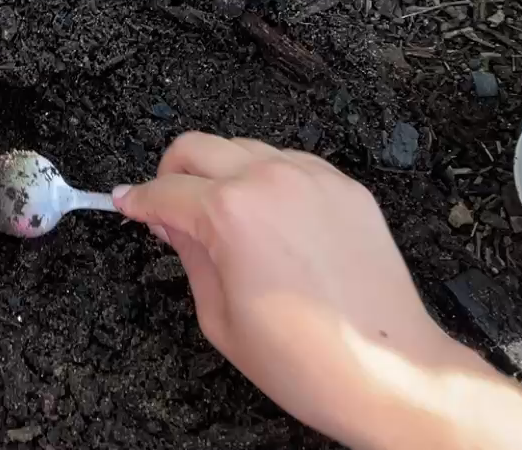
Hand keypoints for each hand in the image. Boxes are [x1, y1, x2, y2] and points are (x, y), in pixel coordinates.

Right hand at [115, 133, 521, 449]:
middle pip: (195, 146)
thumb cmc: (304, 360)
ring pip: (240, 147)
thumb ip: (187, 254)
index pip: (164, 191)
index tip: (126, 202)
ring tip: (226, 216)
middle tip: (169, 204)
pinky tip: (273, 220)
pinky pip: (287, 163)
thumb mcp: (219, 316)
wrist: (395, 375)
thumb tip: (171, 221)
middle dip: (171, 171)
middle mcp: (266, 178)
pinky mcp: (343, 184)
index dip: (138, 200)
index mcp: (229, 211)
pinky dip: (266, 180)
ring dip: (220, 173)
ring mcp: (309, 175)